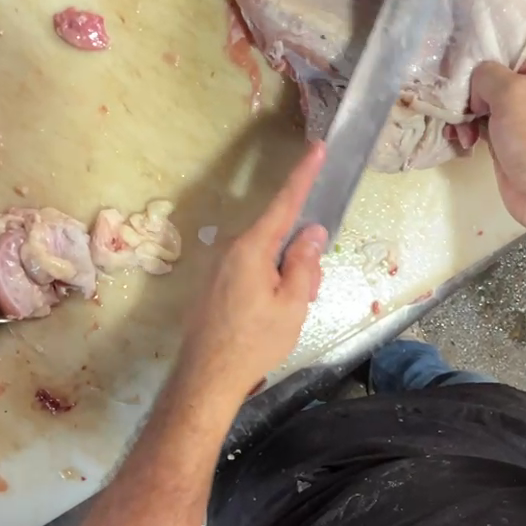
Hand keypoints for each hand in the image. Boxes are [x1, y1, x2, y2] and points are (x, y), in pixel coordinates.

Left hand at [174, 142, 328, 404]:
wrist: (208, 376)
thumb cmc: (255, 342)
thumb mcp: (293, 304)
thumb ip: (304, 264)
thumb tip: (311, 232)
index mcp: (252, 248)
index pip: (284, 203)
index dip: (304, 176)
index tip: (317, 149)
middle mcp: (230, 249)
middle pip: (276, 237)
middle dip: (299, 258)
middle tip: (309, 294)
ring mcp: (217, 268)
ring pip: (263, 259)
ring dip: (283, 277)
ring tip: (287, 313)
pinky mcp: (211, 286)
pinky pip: (247, 274)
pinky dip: (266, 287)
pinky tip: (268, 317)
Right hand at [469, 44, 525, 230]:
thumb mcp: (512, 94)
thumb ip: (486, 75)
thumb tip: (473, 87)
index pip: (502, 44)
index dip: (476, 55)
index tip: (455, 70)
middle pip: (486, 73)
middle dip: (466, 91)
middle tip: (458, 108)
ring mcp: (516, 112)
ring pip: (477, 101)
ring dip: (462, 115)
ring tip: (460, 133)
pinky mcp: (504, 137)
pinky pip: (477, 124)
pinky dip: (465, 130)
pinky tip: (462, 142)